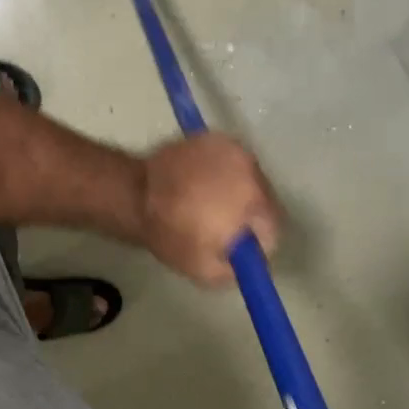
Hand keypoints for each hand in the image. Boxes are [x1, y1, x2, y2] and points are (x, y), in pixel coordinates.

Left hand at [137, 134, 280, 285]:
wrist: (134, 193)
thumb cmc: (170, 233)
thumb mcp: (205, 270)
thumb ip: (239, 270)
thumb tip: (255, 263)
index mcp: (254, 200)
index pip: (273, 229)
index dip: (257, 244)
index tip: (238, 250)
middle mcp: (251, 169)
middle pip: (264, 202)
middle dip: (249, 218)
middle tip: (222, 228)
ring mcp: (234, 149)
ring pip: (250, 181)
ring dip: (238, 195)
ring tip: (209, 205)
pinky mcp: (216, 138)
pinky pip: (232, 164)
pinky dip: (224, 176)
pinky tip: (202, 186)